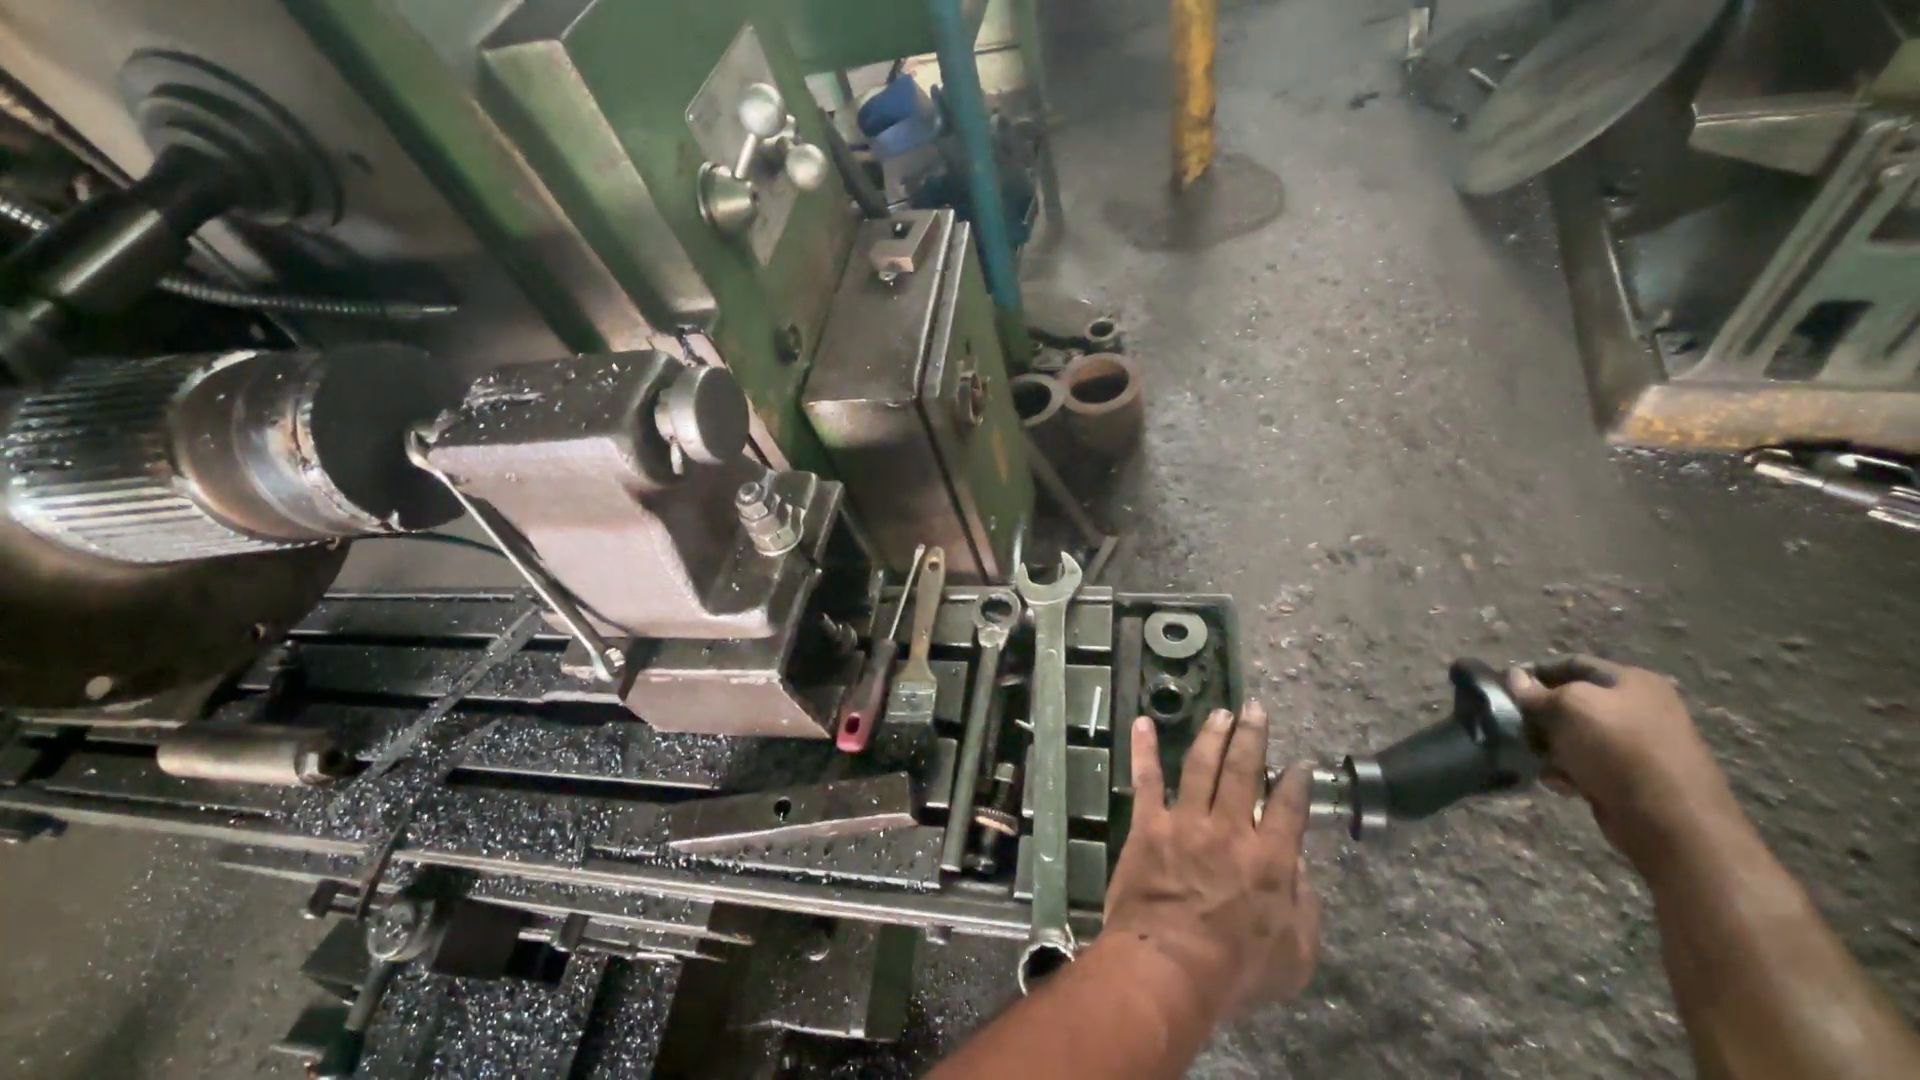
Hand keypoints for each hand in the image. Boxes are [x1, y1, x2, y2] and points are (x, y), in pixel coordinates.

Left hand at [1103, 704, 1319, 1016]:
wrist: (1168, 967)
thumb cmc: (1234, 972)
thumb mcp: (1295, 954)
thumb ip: (1303, 907)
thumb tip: (1299, 869)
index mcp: (1271, 858)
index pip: (1289, 806)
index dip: (1296, 780)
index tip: (1298, 764)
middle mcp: (1231, 829)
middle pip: (1244, 771)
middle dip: (1252, 736)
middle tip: (1255, 710)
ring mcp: (1186, 822)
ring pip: (1201, 766)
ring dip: (1212, 735)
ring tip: (1220, 713)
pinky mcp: (1148, 826)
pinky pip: (1146, 781)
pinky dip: (1144, 750)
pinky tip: (1142, 723)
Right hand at [1507, 655, 1739, 862]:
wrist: (1669, 818)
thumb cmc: (1617, 749)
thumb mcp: (1568, 708)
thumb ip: (1536, 692)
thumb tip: (1513, 676)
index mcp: (1632, 682)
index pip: (1573, 663)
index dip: (1536, 671)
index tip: (1504, 686)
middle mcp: (1638, 708)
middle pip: (1573, 702)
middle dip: (1541, 714)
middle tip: (1515, 726)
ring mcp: (1637, 744)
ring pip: (1575, 736)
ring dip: (1551, 747)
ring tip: (1537, 758)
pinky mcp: (1630, 777)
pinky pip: (1587, 765)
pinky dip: (1568, 771)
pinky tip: (1560, 783)